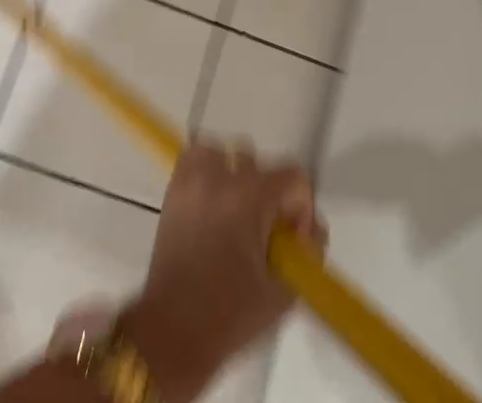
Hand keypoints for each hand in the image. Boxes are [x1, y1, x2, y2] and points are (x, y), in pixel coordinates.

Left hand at [120, 140, 327, 401]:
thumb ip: (309, 250)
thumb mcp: (286, 288)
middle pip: (259, 164)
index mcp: (249, 198)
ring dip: (236, 176)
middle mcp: (218, 179)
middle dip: (271, 194)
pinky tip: (215, 206)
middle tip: (267, 232)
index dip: (302, 208)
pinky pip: (193, 160)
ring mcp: (190, 182)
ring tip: (239, 213)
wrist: (174, 329)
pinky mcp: (172, 192)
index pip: (294, 176)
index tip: (293, 241)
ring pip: (223, 152)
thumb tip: (309, 228)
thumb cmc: (232, 314)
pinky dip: (207, 171)